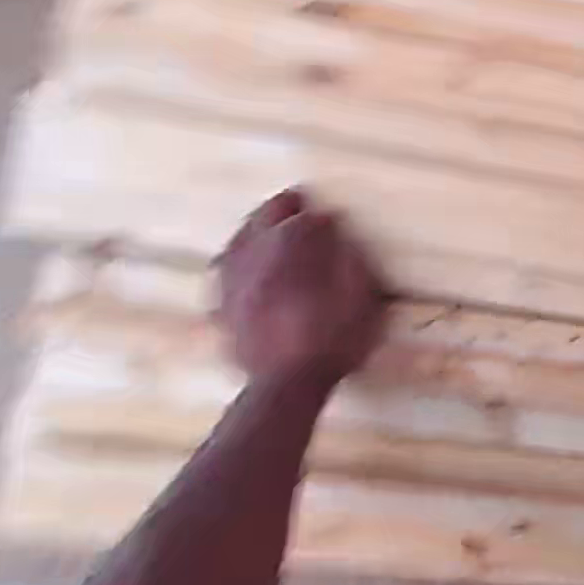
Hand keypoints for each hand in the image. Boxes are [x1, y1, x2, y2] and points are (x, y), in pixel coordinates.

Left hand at [213, 188, 387, 383]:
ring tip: (266, 222)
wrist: (286, 385)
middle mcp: (255, 261)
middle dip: (281, 208)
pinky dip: (234, 257)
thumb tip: (344, 240)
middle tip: (295, 198)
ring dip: (253, 227)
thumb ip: (351, 266)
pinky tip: (239, 259)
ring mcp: (234, 284)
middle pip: (263, 221)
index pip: (303, 221)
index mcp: (291, 255)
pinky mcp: (223, 307)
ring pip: (237, 242)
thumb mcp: (360, 302)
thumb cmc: (332, 342)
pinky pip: (224, 270)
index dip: (319, 216)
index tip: (332, 215)